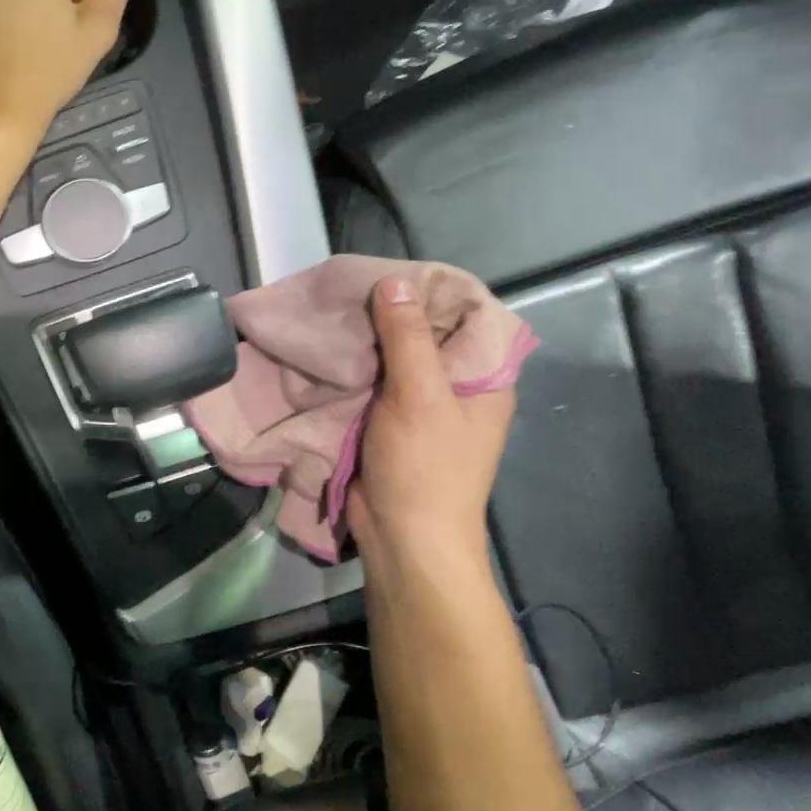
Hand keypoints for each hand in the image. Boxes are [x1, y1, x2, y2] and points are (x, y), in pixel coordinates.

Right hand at [348, 276, 515, 565]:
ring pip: (395, 356)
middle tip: (346, 288)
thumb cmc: (424, 467)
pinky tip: (326, 350)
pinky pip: (373, 381)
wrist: (403, 537)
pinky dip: (353, 366)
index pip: (468, 315)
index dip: (432, 291)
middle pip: (427, 333)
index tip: (387, 272)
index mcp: (483, 377)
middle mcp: (457, 385)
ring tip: (330, 312)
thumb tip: (395, 281)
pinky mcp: (389, 420)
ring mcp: (422, 404)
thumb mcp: (418, 396)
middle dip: (389, 312)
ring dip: (365, 339)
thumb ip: (407, 338)